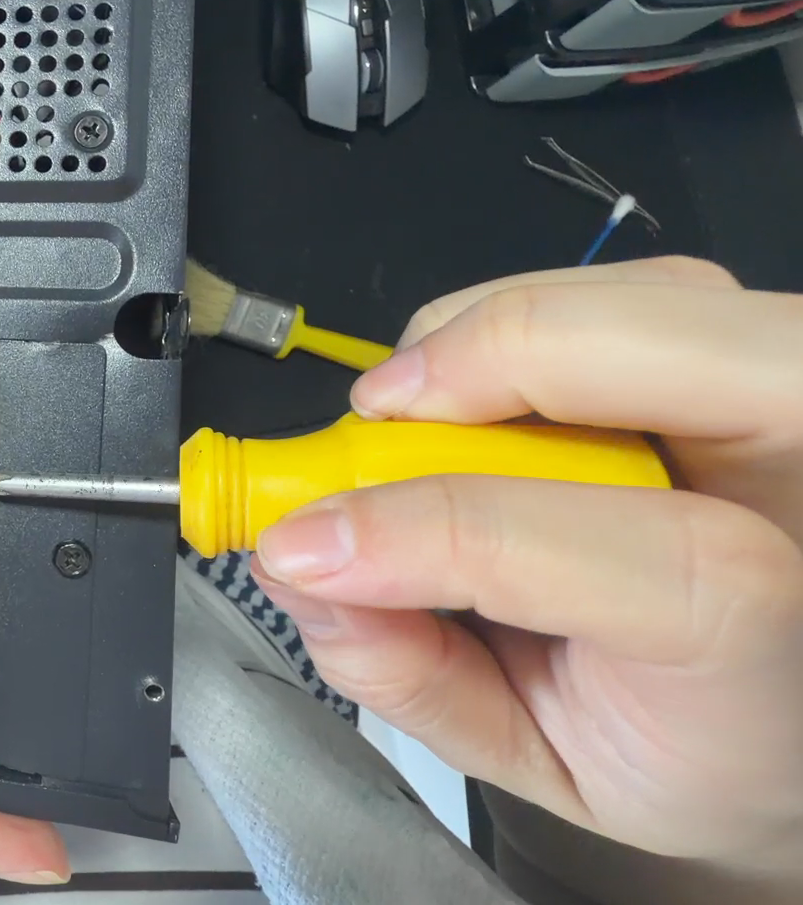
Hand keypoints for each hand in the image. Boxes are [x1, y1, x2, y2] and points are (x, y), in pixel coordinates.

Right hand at [251, 258, 802, 891]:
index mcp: (792, 661)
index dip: (446, 533)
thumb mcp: (549, 761)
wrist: (780, 697)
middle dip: (496, 359)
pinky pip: (636, 289)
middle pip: (718, 362)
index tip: (300, 544)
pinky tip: (468, 381)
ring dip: (486, 332)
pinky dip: (516, 316)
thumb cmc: (675, 740)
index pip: (670, 570)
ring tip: (406, 406)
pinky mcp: (762, 364)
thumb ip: (415, 681)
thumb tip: (296, 576)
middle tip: (369, 412)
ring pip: (661, 295)